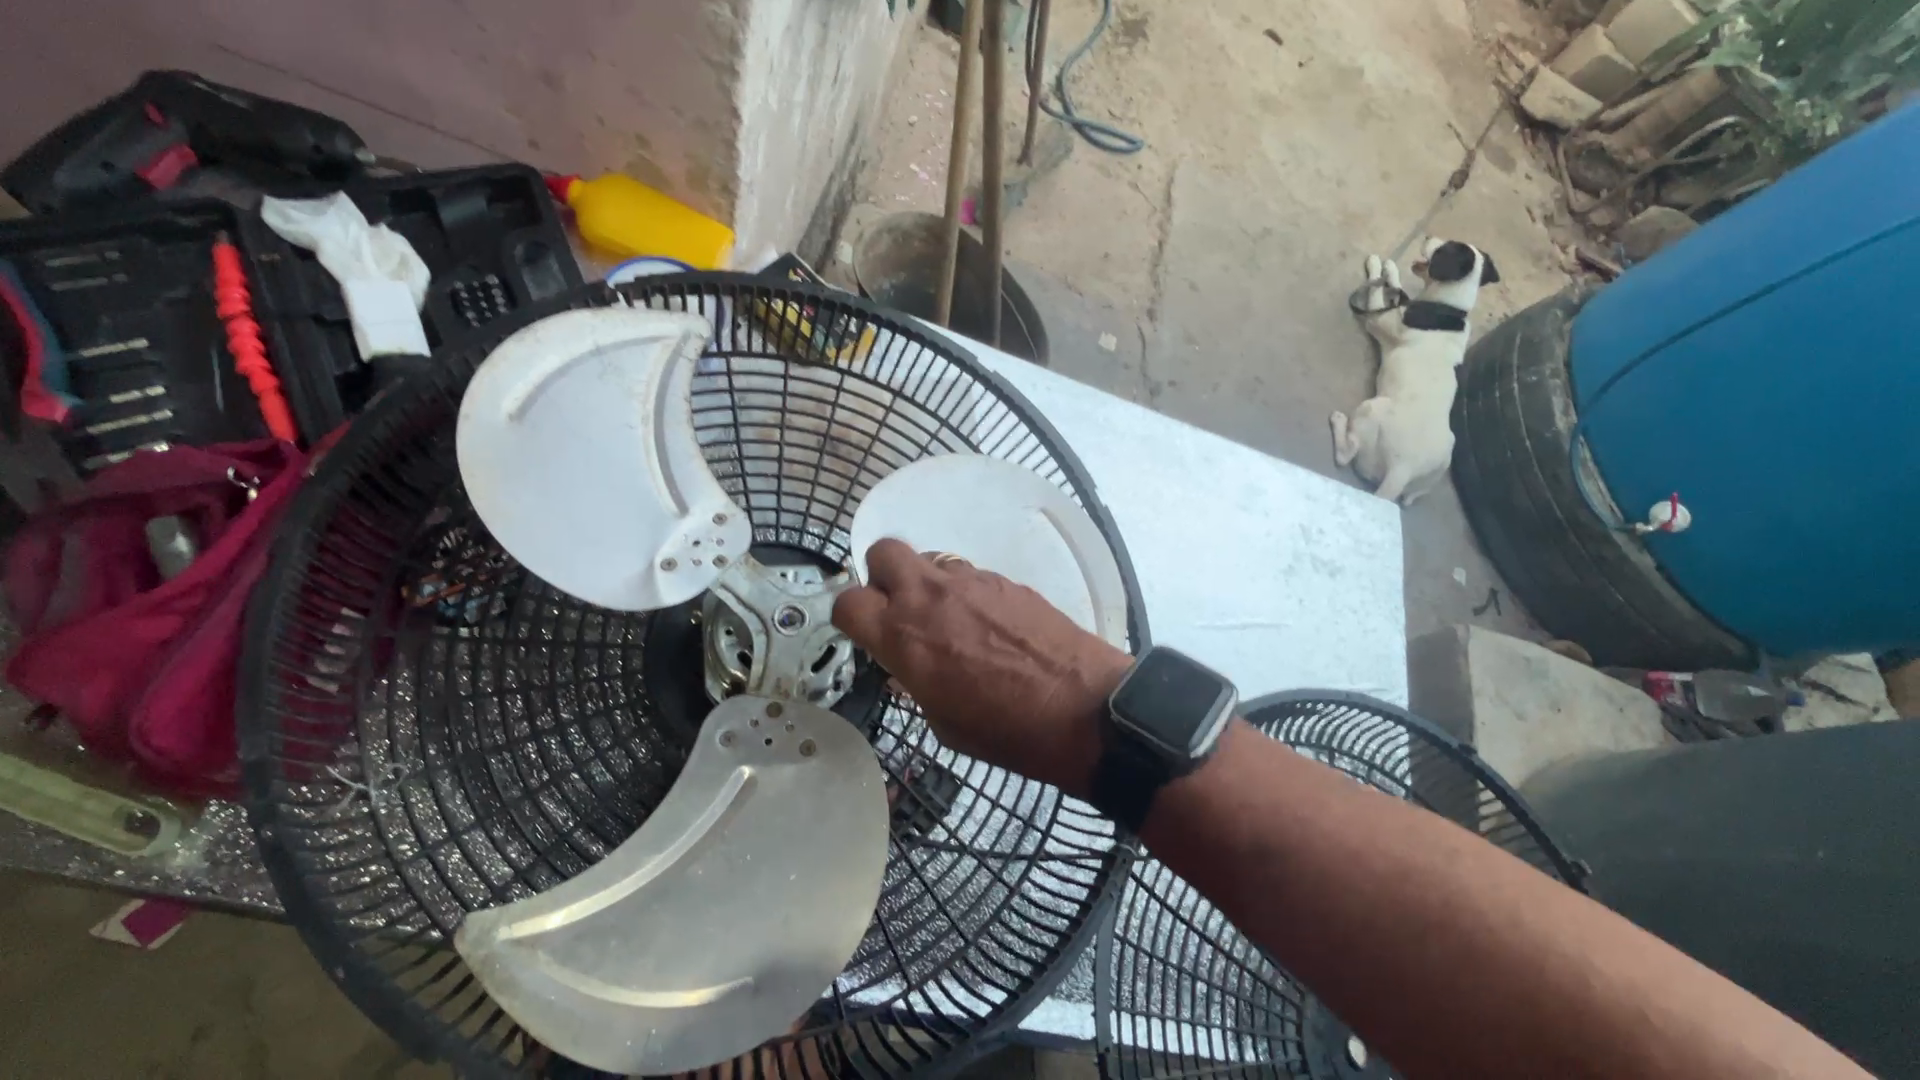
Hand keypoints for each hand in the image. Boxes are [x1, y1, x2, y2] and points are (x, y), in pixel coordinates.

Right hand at [831, 539, 1131, 798]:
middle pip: (883, 552)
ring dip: (926, 584)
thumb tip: (907, 665)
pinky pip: (968, 574)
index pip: (847, 602)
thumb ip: (914, 682)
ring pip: (929, 559)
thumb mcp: (942, 722)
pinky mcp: (1006, 580)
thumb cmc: (1007, 732)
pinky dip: (964, 593)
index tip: (863, 633)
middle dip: (882, 577)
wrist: (1086, 710)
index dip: (849, 616)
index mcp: (902, 636)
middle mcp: (929, 597)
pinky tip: (987, 626)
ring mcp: (971, 581)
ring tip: (947, 620)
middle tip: (899, 610)